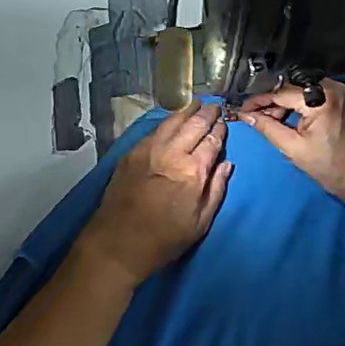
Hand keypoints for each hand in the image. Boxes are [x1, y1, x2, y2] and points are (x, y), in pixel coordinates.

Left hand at [72, 103, 233, 288]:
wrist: (118, 242)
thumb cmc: (164, 239)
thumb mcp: (200, 222)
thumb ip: (215, 190)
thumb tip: (226, 164)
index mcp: (193, 171)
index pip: (212, 141)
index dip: (220, 130)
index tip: (224, 123)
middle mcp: (172, 153)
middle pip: (193, 125)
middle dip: (206, 113)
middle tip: (214, 106)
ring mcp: (149, 150)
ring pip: (172, 122)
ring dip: (186, 111)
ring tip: (196, 103)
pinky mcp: (132, 153)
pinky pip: (154, 130)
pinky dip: (167, 122)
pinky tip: (172, 120)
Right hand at [240, 78, 344, 198]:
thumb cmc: (330, 167)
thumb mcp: (294, 148)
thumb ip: (268, 128)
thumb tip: (245, 115)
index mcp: (321, 99)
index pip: (281, 92)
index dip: (258, 100)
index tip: (242, 109)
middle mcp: (333, 87)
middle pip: (292, 86)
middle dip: (272, 100)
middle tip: (256, 116)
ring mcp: (342, 91)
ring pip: (303, 88)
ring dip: (286, 101)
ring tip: (273, 119)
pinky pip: (316, 92)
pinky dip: (301, 102)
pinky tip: (291, 117)